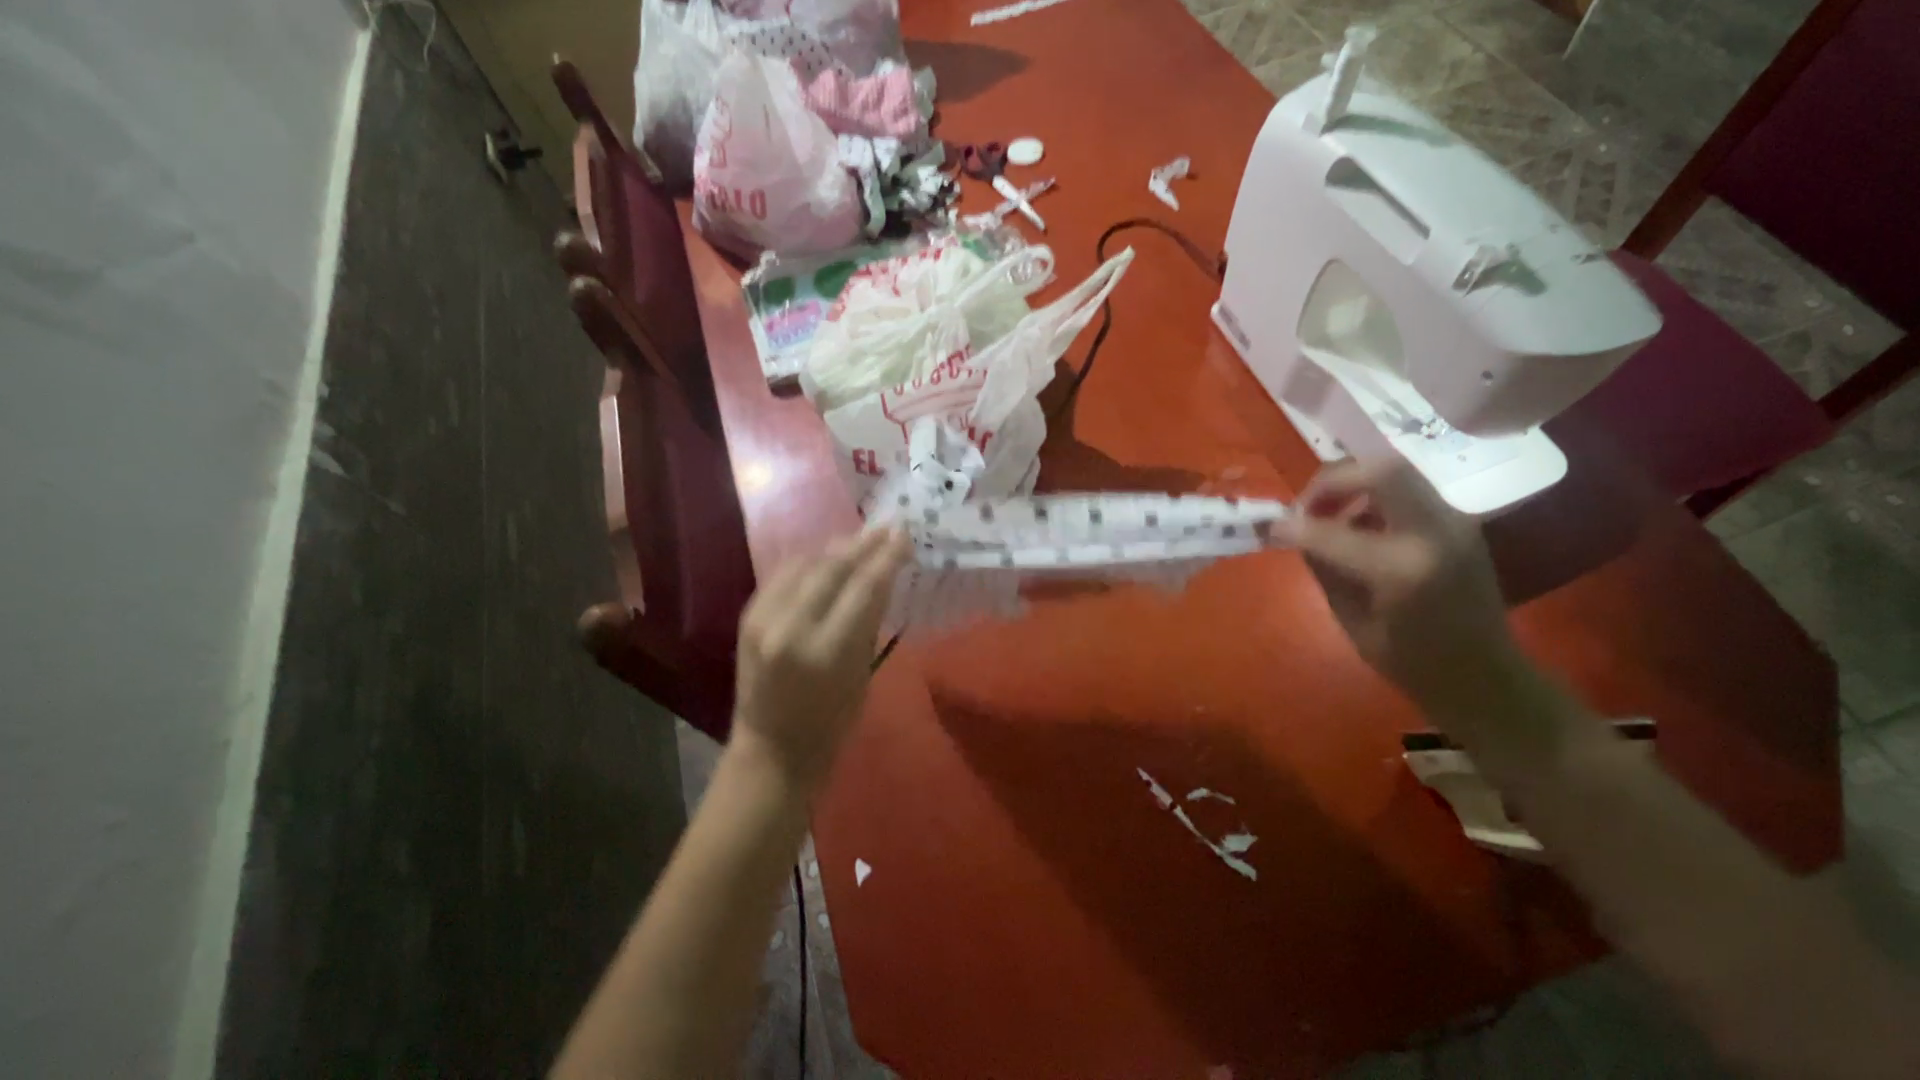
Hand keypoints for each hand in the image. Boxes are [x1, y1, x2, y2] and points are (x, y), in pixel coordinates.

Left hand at [731, 527, 910, 788]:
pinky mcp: (748, 615)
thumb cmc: (831, 722)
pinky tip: (826, 556)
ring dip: (835, 548)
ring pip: (804, 564)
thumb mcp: (861, 674)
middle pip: (832, 568)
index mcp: (826, 652)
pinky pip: (783, 575)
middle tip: (887, 528)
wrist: (772, 747)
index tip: (904, 535)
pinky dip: (808, 562)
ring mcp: (763, 619)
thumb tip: (883, 575)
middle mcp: (790, 628)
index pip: (862, 589)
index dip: (886, 558)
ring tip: (860, 538)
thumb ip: (868, 622)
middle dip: (863, 544)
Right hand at [1294, 457, 1517, 711]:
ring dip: (1355, 485)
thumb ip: (1325, 569)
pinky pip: (1410, 491)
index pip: (1333, 531)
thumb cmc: (1413, 664)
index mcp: (1403, 569)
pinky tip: (1360, 526)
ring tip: (1331, 515)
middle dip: (1332, 481)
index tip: (1271, 528)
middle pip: (1379, 471)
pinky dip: (1376, 497)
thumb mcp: (1353, 623)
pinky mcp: (1459, 522)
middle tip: (1307, 507)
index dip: (1295, 527)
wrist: (1485, 677)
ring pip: (1397, 472)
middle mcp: (1434, 533)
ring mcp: (1454, 522)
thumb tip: (1293, 532)